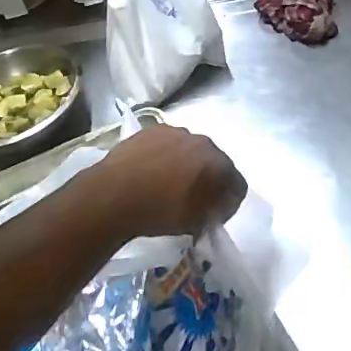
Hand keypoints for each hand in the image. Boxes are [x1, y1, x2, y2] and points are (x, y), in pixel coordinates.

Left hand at [87, 124, 245, 238]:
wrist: (113, 193)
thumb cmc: (159, 210)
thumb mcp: (197, 221)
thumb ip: (216, 209)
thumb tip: (216, 204)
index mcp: (215, 160)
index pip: (236, 182)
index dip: (230, 202)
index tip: (216, 216)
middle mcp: (197, 139)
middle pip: (213, 161)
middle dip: (210, 180)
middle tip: (196, 201)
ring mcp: (171, 131)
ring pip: (188, 150)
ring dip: (187, 165)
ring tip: (170, 185)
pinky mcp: (148, 130)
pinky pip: (167, 144)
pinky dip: (166, 156)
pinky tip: (152, 172)